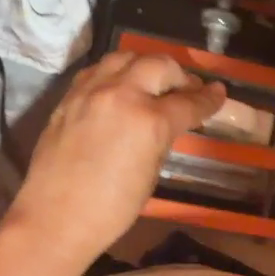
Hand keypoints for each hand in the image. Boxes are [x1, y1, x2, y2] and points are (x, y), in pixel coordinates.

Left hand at [5, 51, 225, 258]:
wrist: (56, 218)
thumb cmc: (112, 209)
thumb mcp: (151, 172)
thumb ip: (162, 138)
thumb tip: (167, 123)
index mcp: (149, 121)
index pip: (188, 102)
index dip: (208, 99)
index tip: (218, 94)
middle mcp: (121, 95)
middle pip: (159, 65)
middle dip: (178, 75)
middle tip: (186, 89)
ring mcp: (91, 92)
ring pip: (125, 57)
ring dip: (145, 65)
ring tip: (151, 82)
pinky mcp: (69, 97)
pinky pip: (97, 71)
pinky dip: (115, 74)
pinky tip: (119, 88)